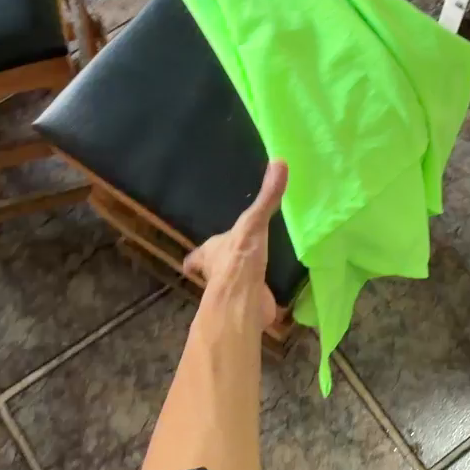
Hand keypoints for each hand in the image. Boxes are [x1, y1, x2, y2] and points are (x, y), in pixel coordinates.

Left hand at [183, 159, 287, 330]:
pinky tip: (268, 295)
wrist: (244, 297)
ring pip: (232, 287)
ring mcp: (231, 293)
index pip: (198, 256)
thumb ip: (267, 197)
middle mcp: (215, 275)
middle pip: (214, 272)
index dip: (196, 259)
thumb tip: (279, 161)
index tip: (191, 262)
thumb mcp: (253, 222)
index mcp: (210, 253)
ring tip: (251, 276)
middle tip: (229, 263)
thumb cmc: (239, 257)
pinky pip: (252, 301)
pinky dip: (258, 299)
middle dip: (220, 269)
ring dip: (238, 283)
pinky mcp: (247, 307)